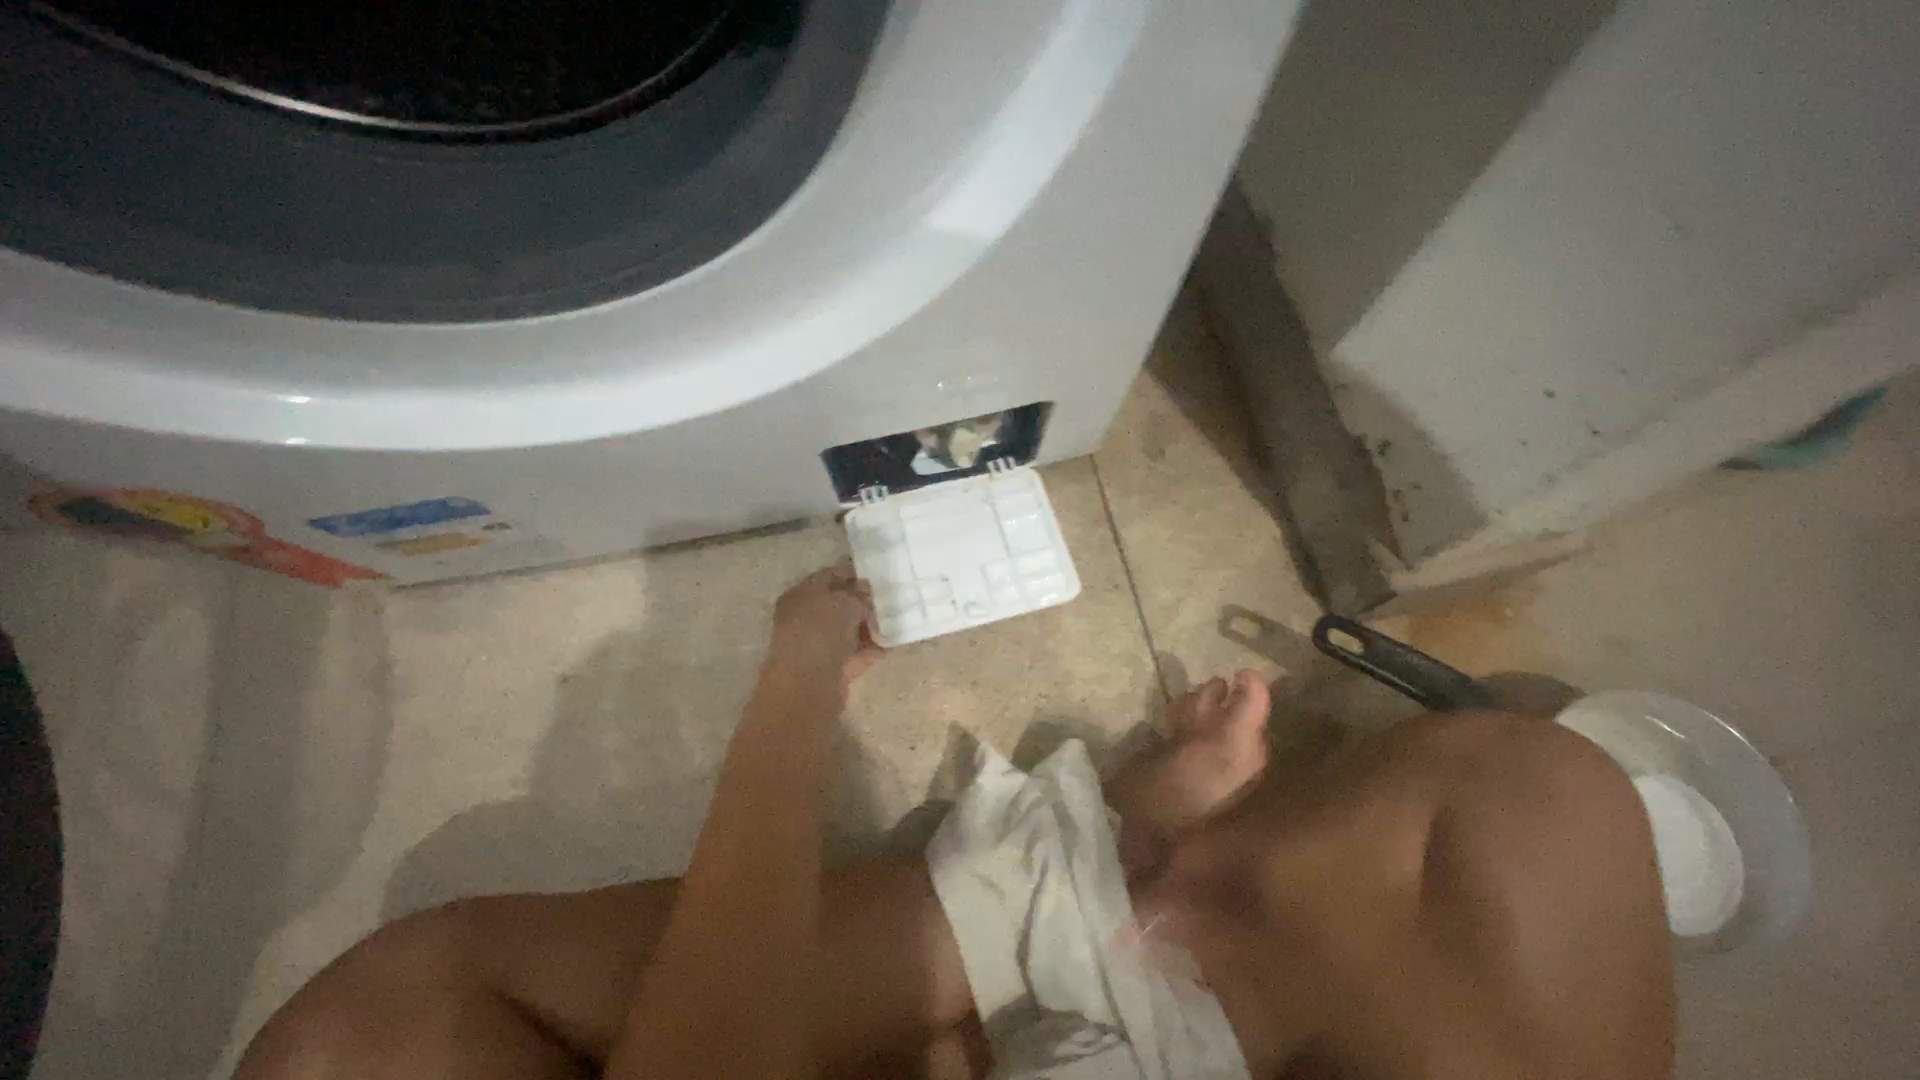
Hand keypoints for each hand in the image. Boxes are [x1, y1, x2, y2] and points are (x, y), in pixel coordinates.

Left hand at [768, 562, 883, 683]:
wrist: (809, 683)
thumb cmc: (822, 630)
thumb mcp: (845, 602)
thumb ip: (858, 594)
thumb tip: (865, 591)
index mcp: (801, 594)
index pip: (828, 576)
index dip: (851, 573)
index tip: (876, 573)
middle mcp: (805, 618)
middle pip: (838, 605)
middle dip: (863, 602)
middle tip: (889, 597)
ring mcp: (817, 645)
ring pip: (847, 630)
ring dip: (868, 626)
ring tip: (895, 620)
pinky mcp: (830, 668)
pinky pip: (855, 653)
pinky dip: (871, 649)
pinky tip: (891, 643)